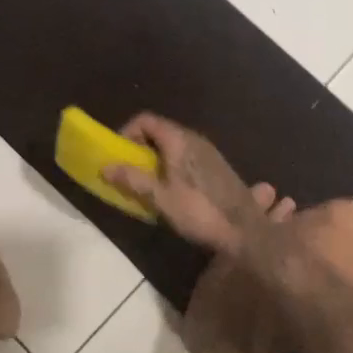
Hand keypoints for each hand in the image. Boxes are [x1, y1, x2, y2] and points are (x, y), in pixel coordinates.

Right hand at [102, 113, 260, 254]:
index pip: (145, 119)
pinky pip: (186, 156)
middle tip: (131, 173)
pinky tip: (174, 191)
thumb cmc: (200, 210)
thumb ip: (132, 179)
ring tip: (150, 185)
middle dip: (140, 149)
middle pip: (159, 131)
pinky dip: (172, 166)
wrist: (247, 232)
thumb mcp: (161, 198)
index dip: (127, 132)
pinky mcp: (218, 167)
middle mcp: (194, 138)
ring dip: (156, 160)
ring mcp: (209, 152)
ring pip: (173, 145)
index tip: (119, 155)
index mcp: (178, 139)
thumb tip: (105, 166)